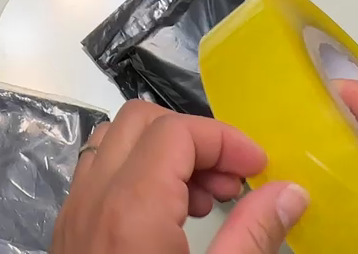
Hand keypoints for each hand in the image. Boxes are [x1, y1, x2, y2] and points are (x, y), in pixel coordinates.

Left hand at [51, 99, 308, 253]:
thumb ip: (254, 236)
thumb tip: (291, 192)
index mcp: (129, 207)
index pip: (176, 131)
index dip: (224, 139)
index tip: (262, 168)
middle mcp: (91, 197)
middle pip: (140, 121)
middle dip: (192, 139)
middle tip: (233, 183)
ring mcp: (72, 214)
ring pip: (114, 141)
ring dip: (163, 153)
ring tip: (206, 202)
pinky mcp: (67, 234)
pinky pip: (99, 174)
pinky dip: (137, 174)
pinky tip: (169, 220)